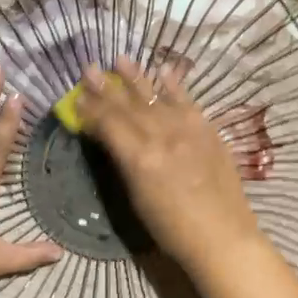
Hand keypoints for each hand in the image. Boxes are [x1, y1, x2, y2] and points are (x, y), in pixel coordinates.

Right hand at [72, 56, 261, 269]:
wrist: (222, 238)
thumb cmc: (171, 229)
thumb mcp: (136, 198)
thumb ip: (122, 163)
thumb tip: (107, 139)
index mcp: (140, 158)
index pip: (108, 124)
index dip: (90, 110)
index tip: (75, 97)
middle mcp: (162, 137)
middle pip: (128, 106)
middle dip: (106, 87)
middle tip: (88, 69)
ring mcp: (189, 130)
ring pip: (156, 98)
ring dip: (136, 78)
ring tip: (120, 59)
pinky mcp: (209, 131)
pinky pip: (188, 102)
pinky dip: (175, 86)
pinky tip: (164, 71)